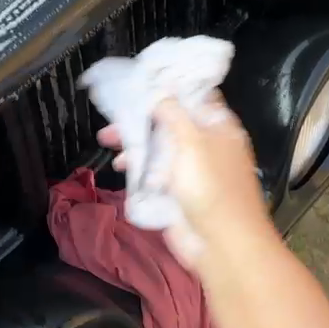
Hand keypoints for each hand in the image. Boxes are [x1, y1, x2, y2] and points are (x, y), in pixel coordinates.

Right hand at [96, 95, 275, 269]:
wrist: (220, 243)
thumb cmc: (211, 188)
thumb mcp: (191, 141)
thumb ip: (173, 113)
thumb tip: (160, 92)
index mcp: (218, 127)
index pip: (194, 98)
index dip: (169, 89)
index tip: (141, 84)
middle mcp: (205, 146)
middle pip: (170, 124)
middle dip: (141, 120)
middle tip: (114, 118)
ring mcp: (191, 171)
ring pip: (159, 150)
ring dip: (136, 146)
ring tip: (108, 143)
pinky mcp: (177, 194)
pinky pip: (155, 175)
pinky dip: (139, 170)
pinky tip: (123, 168)